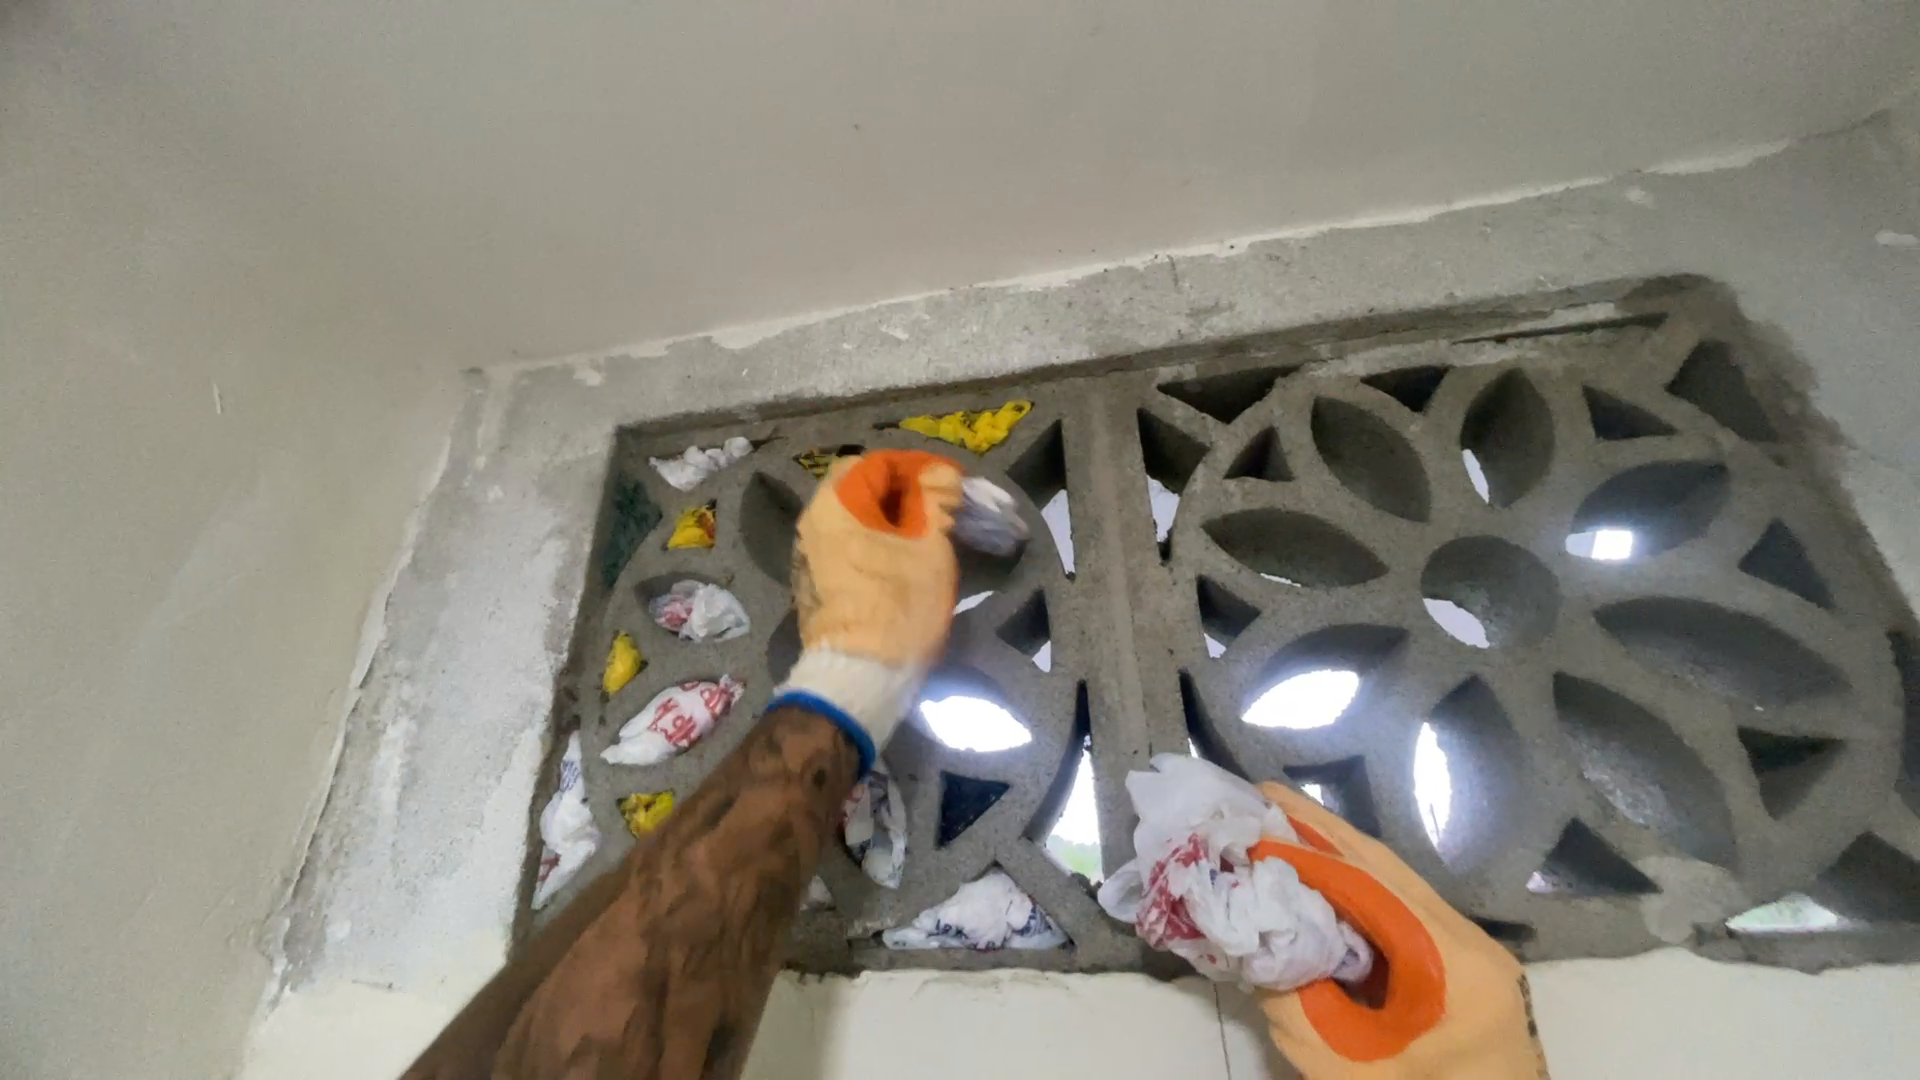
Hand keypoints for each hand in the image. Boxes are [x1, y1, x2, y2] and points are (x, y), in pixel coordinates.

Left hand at [771, 450, 963, 771]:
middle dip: (903, 492)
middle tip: (940, 508)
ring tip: (927, 532)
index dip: (917, 468)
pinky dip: (874, 540)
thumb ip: (934, 500)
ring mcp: (808, 554)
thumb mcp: (929, 547)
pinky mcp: (813, 581)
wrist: (859, 678)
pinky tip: (902, 557)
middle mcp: (812, 522)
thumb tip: (940, 474)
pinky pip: (845, 543)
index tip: (948, 484)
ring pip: (852, 517)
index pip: (876, 462)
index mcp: (835, 505)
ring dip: (890, 517)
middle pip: (860, 488)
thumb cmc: (898, 606)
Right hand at [1251, 783, 1550, 1078]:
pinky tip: (1314, 870)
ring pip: (1392, 879)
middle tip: (1261, 795)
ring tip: (1277, 820)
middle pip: (1385, 865)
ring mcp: (1470, 950)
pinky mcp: (1458, 963)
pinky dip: (1351, 880)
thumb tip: (1249, 937)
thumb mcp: (1344, 1067)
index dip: (1306, 852)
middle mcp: (1470, 942)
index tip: (1251, 827)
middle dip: (1319, 826)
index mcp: (1456, 966)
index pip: (1370, 886)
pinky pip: (1397, 905)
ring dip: (1333, 848)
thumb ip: (1291, 996)